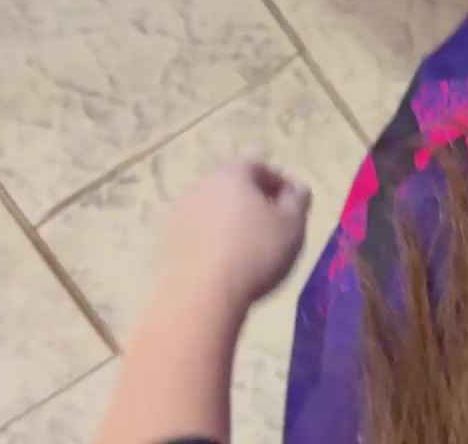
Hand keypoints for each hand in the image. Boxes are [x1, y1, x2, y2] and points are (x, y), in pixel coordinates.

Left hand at [161, 162, 312, 308]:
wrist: (200, 300)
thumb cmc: (255, 252)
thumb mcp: (293, 222)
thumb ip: (299, 199)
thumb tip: (296, 189)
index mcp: (232, 174)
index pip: (260, 167)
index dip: (280, 183)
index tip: (293, 206)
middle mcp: (201, 188)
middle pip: (235, 188)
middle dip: (256, 202)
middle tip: (275, 226)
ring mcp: (179, 218)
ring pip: (216, 212)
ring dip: (234, 223)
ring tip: (253, 249)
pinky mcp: (168, 247)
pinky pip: (201, 235)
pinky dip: (216, 242)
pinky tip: (230, 264)